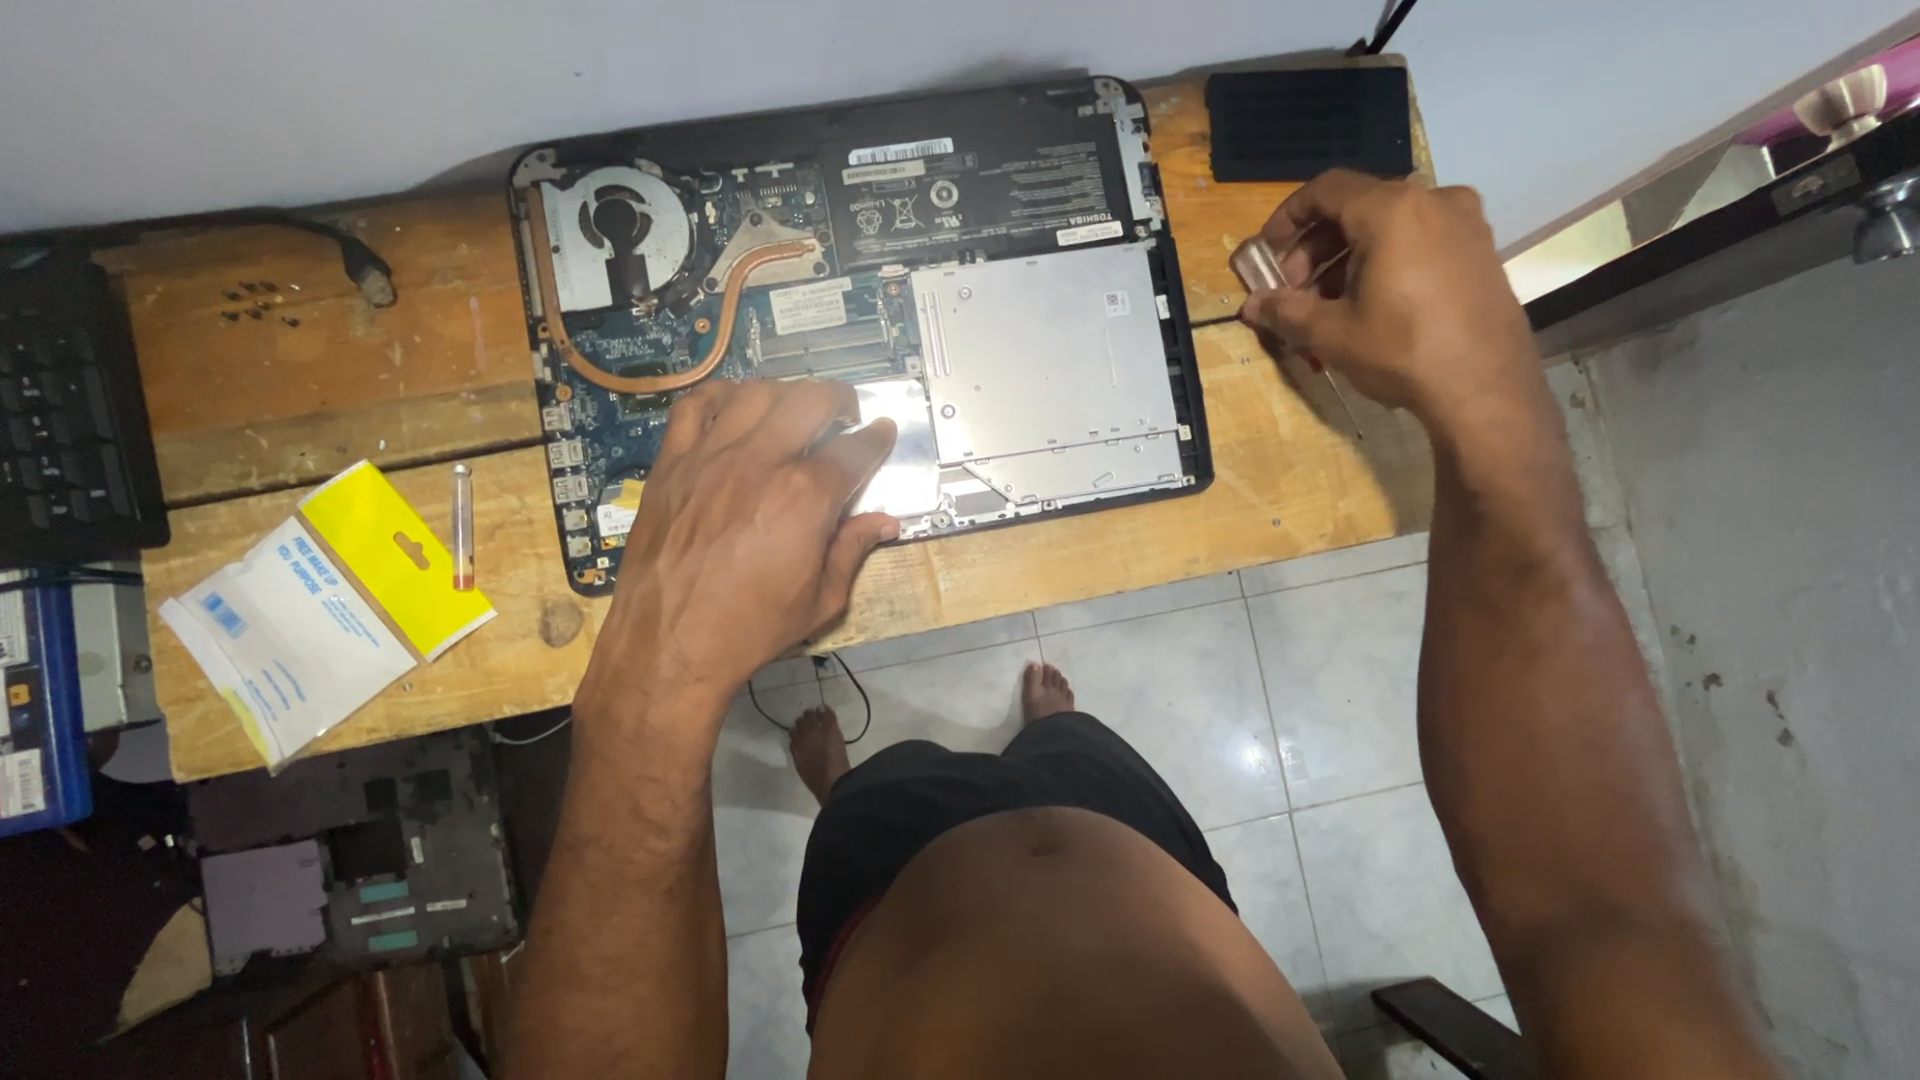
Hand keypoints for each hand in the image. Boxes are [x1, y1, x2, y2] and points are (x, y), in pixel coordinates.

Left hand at [578, 378, 897, 723]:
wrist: (669, 645)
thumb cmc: (750, 630)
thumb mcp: (821, 600)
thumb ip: (853, 550)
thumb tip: (884, 522)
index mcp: (805, 497)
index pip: (854, 449)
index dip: (876, 438)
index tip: (883, 431)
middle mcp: (760, 462)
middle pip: (809, 400)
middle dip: (839, 398)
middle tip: (846, 412)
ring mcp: (711, 457)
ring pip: (755, 393)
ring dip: (786, 392)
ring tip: (795, 408)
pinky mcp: (672, 464)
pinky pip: (694, 406)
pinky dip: (719, 394)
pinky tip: (734, 405)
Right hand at [1239, 169, 1540, 426]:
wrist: (1485, 387)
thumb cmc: (1402, 350)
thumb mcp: (1331, 333)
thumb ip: (1287, 311)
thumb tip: (1251, 306)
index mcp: (1392, 210)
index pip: (1327, 190)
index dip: (1289, 216)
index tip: (1268, 249)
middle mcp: (1433, 202)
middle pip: (1357, 208)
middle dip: (1316, 248)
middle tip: (1295, 291)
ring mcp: (1464, 224)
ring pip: (1388, 226)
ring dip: (1348, 258)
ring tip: (1329, 305)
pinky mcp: (1479, 251)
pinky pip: (1418, 241)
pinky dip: (1385, 261)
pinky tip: (1371, 305)